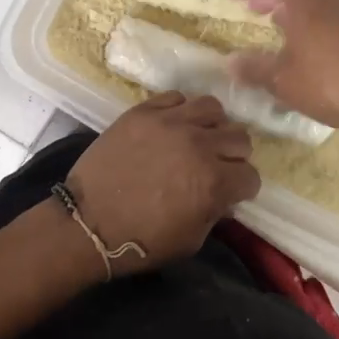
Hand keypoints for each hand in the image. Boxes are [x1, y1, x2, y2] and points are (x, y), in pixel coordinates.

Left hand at [63, 92, 260, 275]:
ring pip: (213, 108)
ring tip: (198, 138)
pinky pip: (176, 97)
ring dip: (212, 126)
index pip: (251, 175)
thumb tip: (225, 196)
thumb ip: (215, 213)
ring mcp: (170, 123)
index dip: (243, 187)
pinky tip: (173, 125)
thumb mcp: (191, 240)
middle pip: (239, 137)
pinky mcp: (144, 112)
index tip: (232, 191)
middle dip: (234, 155)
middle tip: (218, 164)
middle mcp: (199, 145)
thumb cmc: (141, 241)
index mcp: (214, 182)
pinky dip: (181, 110)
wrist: (88, 222)